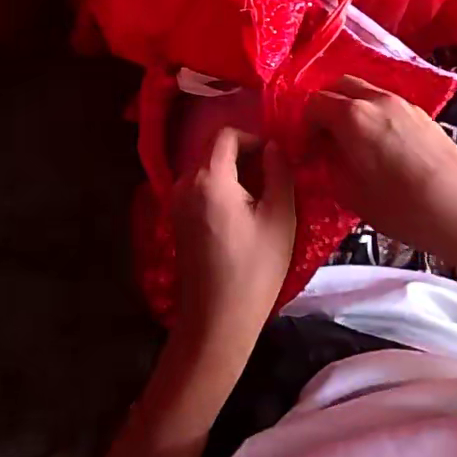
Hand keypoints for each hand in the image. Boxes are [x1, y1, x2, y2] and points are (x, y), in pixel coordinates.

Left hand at [171, 127, 296, 349]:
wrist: (216, 320)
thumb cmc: (254, 269)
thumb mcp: (280, 218)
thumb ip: (278, 173)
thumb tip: (274, 146)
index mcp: (209, 179)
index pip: (226, 135)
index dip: (253, 138)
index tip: (275, 157)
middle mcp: (185, 184)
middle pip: (213, 150)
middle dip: (244, 154)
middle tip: (273, 175)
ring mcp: (176, 202)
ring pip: (206, 169)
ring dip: (232, 172)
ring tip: (261, 194)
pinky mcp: (176, 220)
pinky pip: (199, 188)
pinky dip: (220, 188)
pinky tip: (241, 212)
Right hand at [305, 75, 456, 274]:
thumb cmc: (399, 207)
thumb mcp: (349, 192)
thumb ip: (329, 164)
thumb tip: (323, 152)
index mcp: (352, 116)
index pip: (314, 102)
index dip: (305, 123)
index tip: (307, 147)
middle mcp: (377, 100)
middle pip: (340, 84)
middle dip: (326, 105)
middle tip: (325, 136)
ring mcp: (403, 104)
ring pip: (366, 91)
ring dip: (352, 107)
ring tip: (353, 141)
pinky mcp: (423, 114)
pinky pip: (388, 103)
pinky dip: (375, 114)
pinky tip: (381, 145)